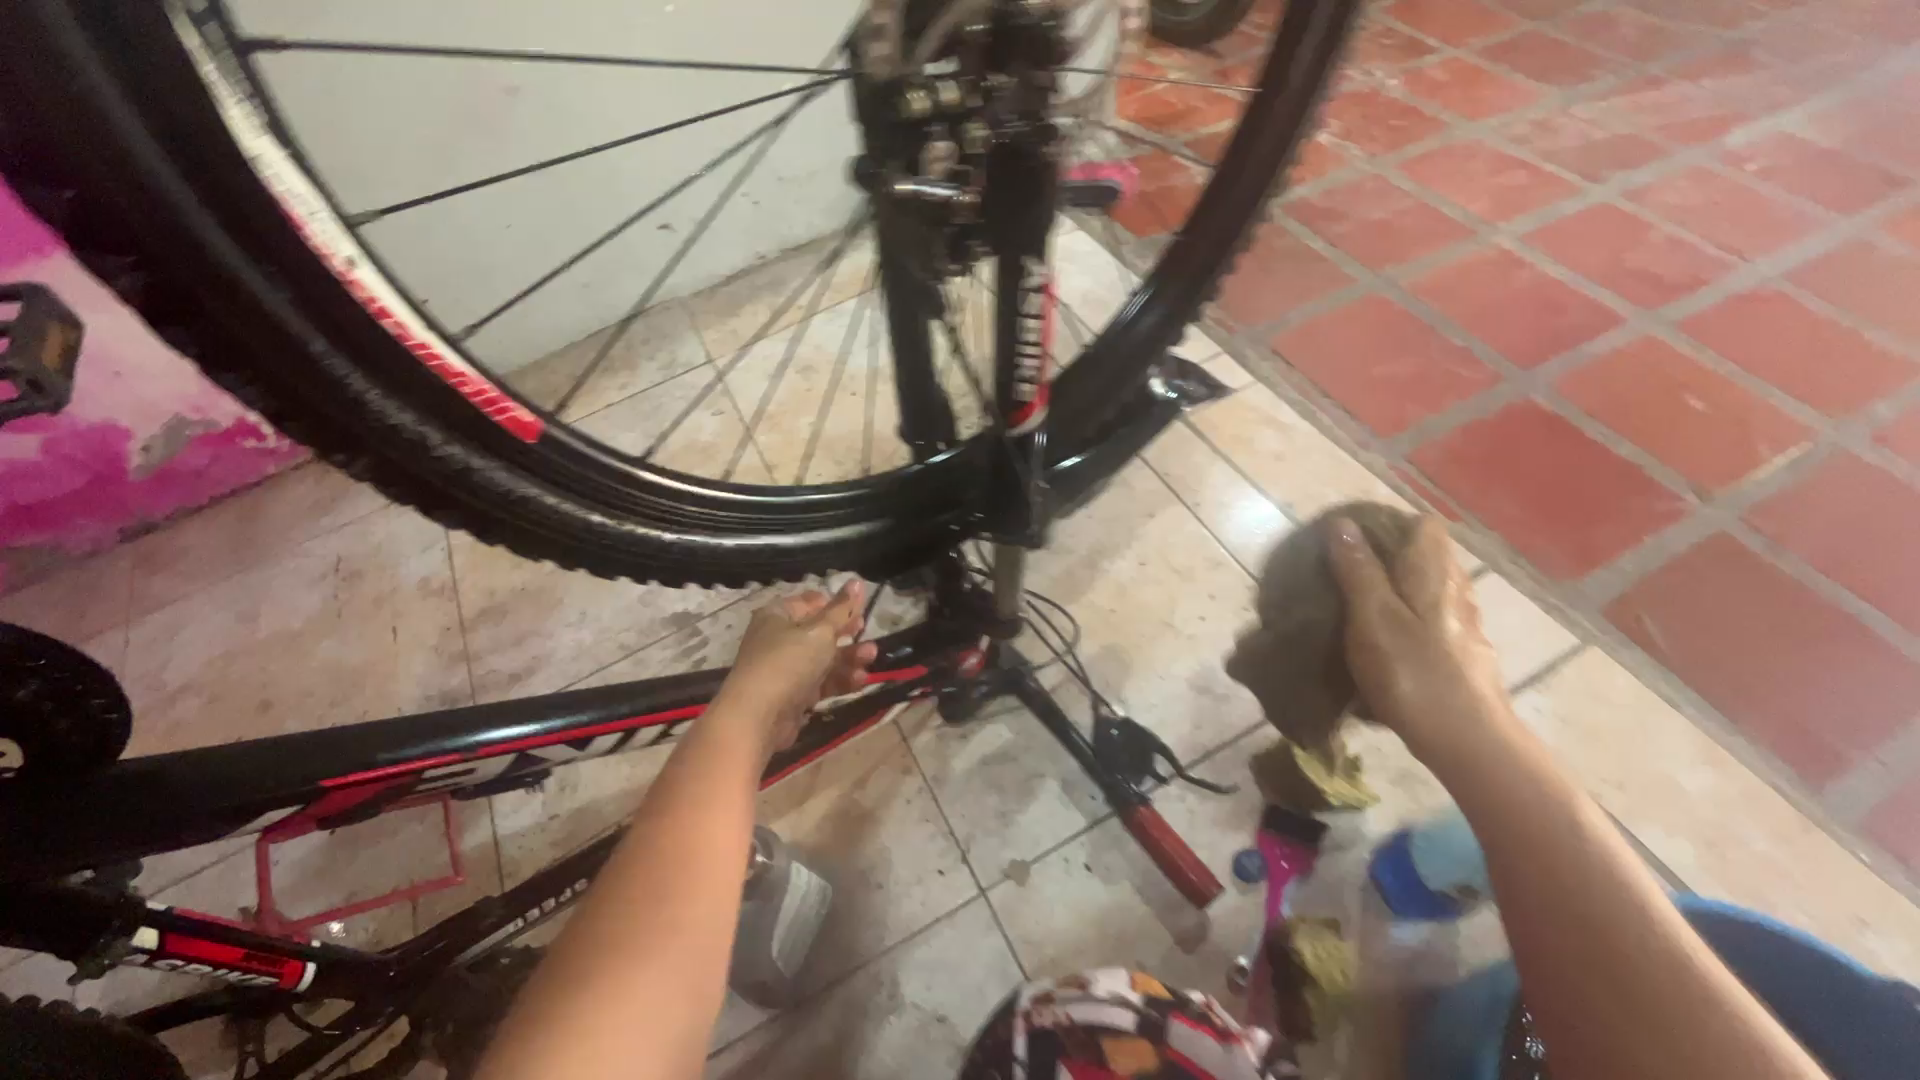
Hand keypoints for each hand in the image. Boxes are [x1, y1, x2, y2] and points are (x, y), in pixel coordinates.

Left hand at [717, 581, 879, 755]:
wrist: (758, 717)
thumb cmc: (788, 662)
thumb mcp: (820, 631)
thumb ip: (841, 609)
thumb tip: (857, 581)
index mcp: (777, 616)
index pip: (808, 603)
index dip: (833, 604)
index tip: (858, 608)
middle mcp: (779, 640)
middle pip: (819, 632)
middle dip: (846, 633)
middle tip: (866, 631)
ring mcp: (786, 669)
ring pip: (824, 659)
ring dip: (849, 657)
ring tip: (871, 656)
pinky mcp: (794, 696)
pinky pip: (822, 683)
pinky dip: (841, 679)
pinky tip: (861, 679)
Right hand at [1326, 514, 1510, 758]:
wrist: (1467, 740)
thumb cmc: (1413, 673)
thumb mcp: (1373, 618)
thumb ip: (1359, 571)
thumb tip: (1344, 524)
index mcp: (1434, 575)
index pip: (1425, 526)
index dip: (1392, 524)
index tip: (1356, 537)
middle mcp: (1457, 592)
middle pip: (1431, 557)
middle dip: (1395, 556)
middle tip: (1351, 570)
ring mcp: (1466, 627)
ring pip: (1434, 591)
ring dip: (1404, 590)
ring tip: (1365, 605)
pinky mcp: (1466, 658)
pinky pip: (1436, 622)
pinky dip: (1414, 621)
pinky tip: (1392, 643)